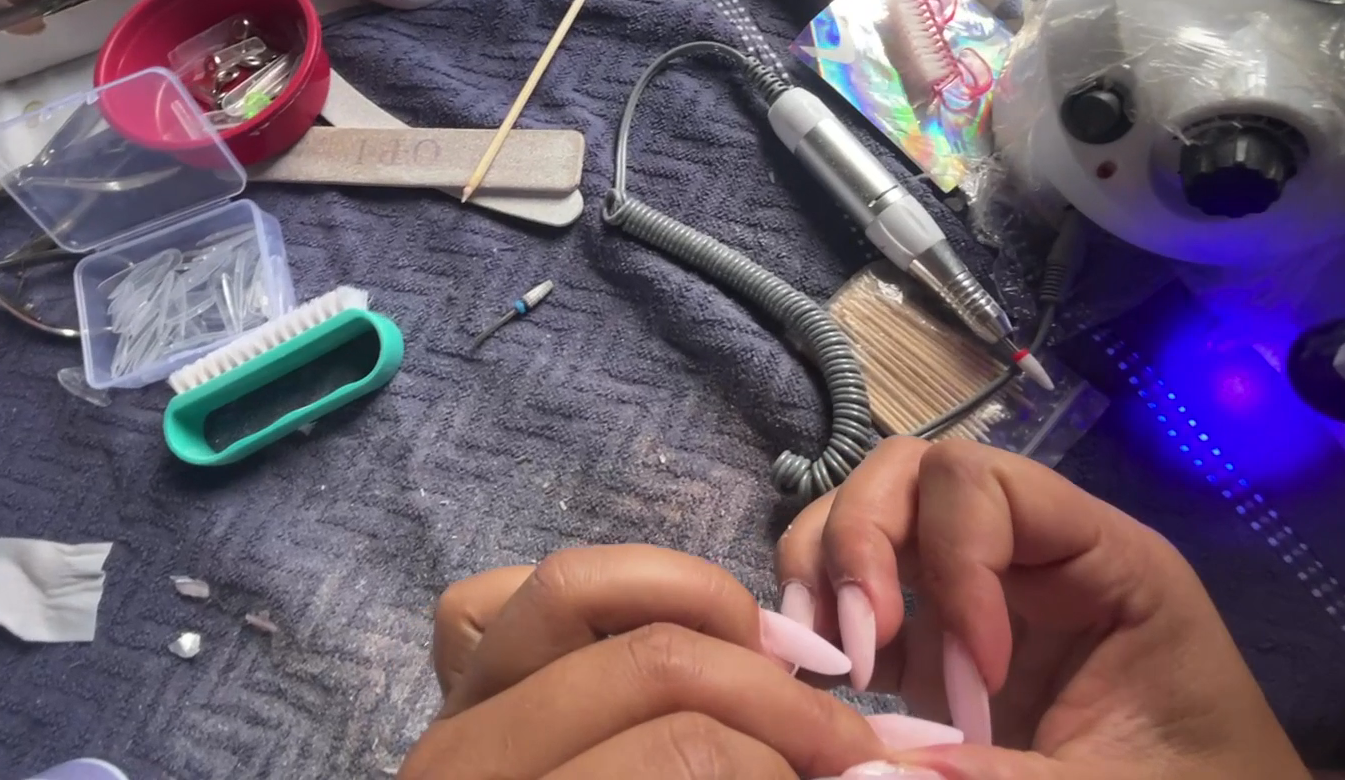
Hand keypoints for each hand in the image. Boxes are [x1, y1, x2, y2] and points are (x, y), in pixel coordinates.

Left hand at [401, 544, 964, 778]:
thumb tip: (894, 770)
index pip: (684, 751)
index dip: (780, 752)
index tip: (860, 770)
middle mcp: (476, 756)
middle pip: (649, 662)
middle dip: (763, 688)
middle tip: (835, 726)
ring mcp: (454, 703)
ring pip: (573, 583)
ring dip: (689, 596)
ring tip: (755, 644)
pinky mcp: (450, 678)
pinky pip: (486, 595)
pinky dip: (571, 591)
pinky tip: (645, 622)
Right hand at [777, 438, 1312, 779]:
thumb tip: (867, 772)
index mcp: (1099, 554)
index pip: (988, 482)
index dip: (956, 558)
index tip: (975, 675)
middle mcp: (1022, 544)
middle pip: (908, 472)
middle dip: (863, 543)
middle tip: (855, 647)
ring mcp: (966, 579)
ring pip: (865, 508)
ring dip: (825, 569)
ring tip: (821, 655)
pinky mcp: (927, 627)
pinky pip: (851, 580)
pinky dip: (816, 607)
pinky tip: (812, 666)